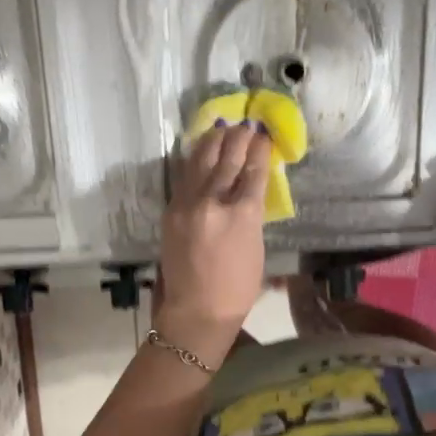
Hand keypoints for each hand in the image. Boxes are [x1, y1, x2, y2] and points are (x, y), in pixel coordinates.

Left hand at [155, 122, 271, 359]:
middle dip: (238, 139)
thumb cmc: (236, 289)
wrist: (196, 310)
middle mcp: (214, 203)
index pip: (253, 172)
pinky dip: (195, 161)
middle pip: (227, 160)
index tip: (263, 136)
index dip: (259, 150)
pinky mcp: (172, 211)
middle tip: (245, 124)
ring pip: (202, 163)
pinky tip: (201, 151)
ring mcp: (189, 205)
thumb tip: (250, 190)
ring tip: (222, 128)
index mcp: (243, 216)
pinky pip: (185, 178)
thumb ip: (252, 215)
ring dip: (213, 142)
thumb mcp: (256, 249)